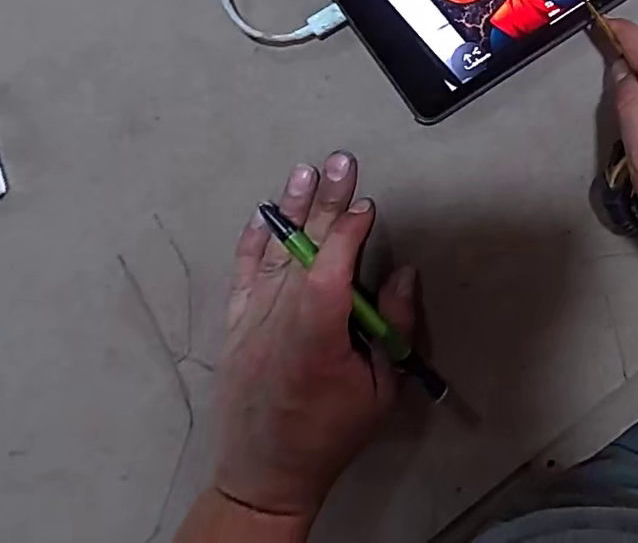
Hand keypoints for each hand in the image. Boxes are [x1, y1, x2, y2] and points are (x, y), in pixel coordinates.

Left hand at [208, 152, 416, 520]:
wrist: (263, 476)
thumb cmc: (331, 433)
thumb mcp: (380, 390)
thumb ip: (393, 327)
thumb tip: (403, 273)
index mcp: (316, 340)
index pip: (331, 271)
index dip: (349, 231)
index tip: (367, 205)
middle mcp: (279, 321)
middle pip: (306, 250)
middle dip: (327, 201)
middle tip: (342, 161)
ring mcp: (251, 319)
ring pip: (275, 254)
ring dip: (292, 209)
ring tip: (305, 171)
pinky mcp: (234, 323)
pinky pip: (242, 274)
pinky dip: (253, 242)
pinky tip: (264, 213)